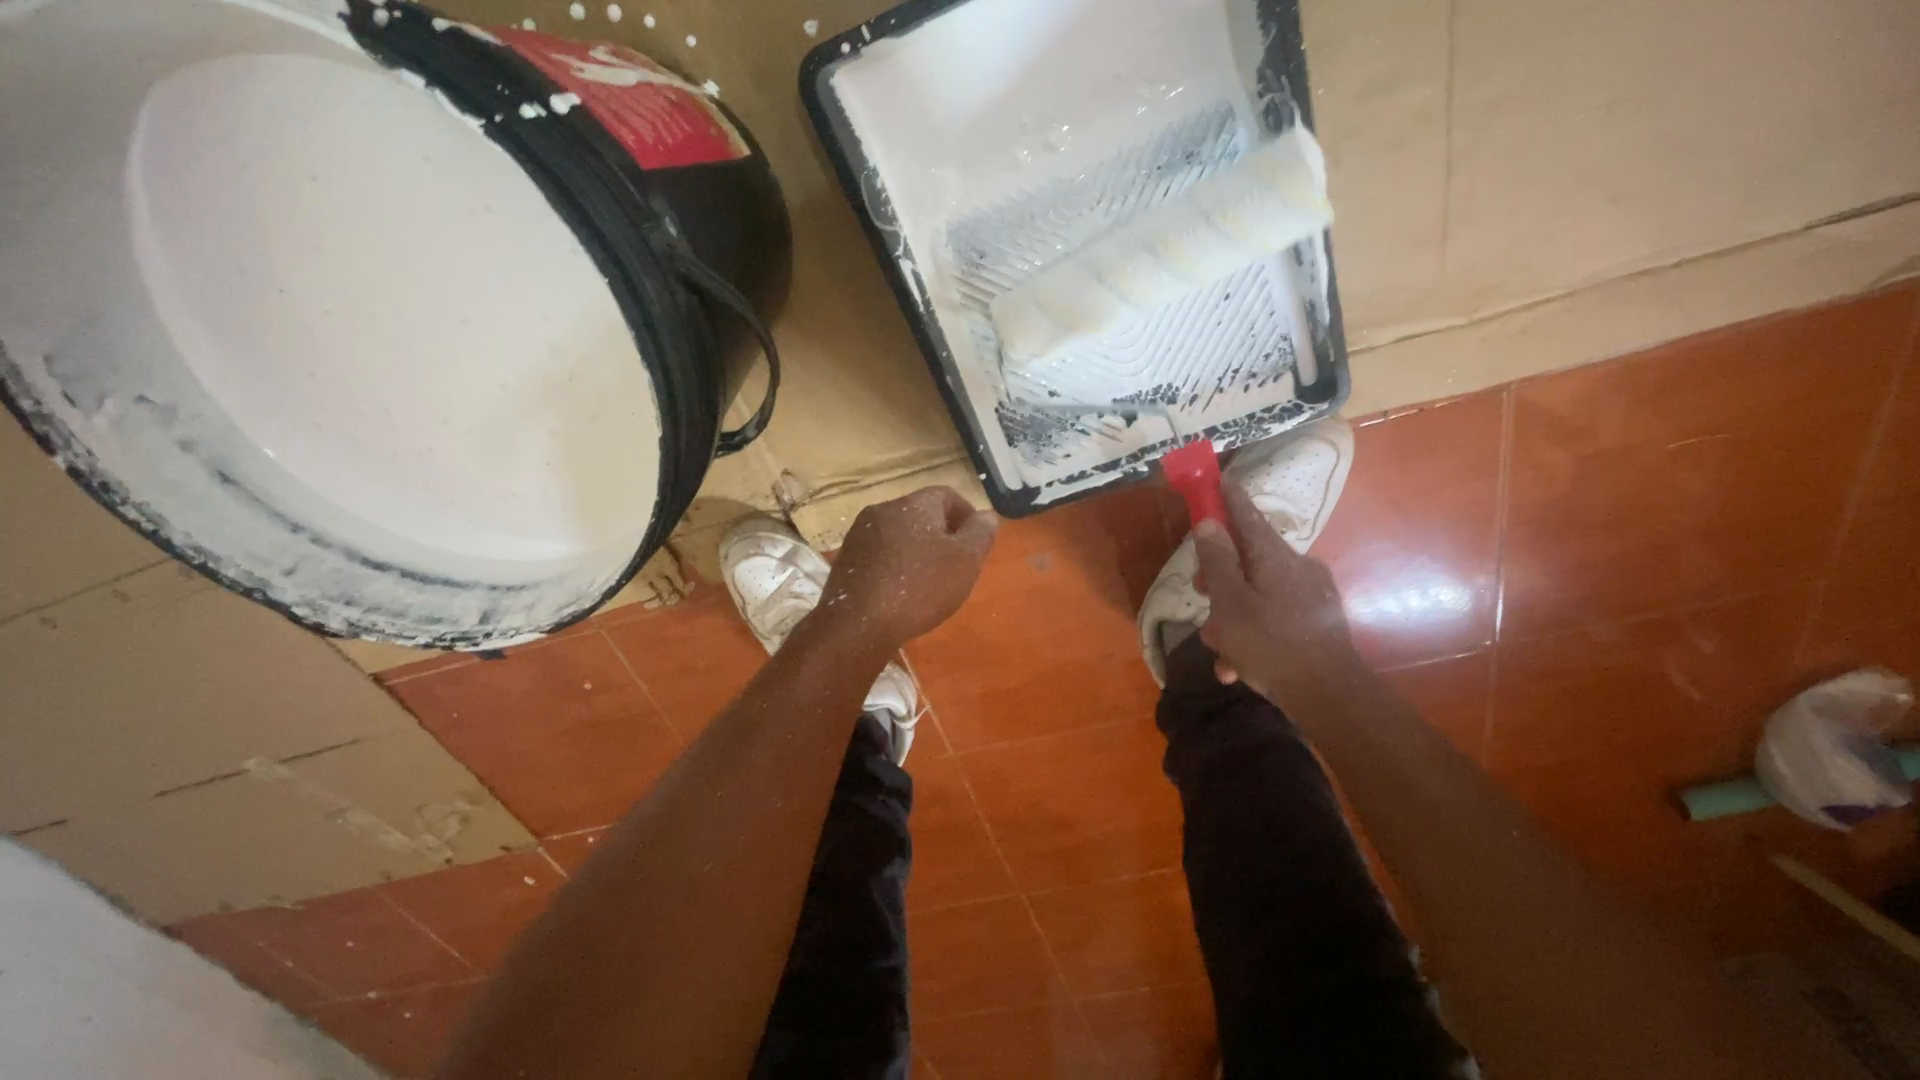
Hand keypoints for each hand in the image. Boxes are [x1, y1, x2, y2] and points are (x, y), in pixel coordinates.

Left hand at [817, 486, 997, 650]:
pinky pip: (880, 554)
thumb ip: (980, 533)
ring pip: (898, 534)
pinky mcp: (846, 559)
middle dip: (941, 534)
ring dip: (916, 550)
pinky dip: (895, 566)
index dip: (966, 515)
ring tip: (928, 581)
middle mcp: (884, 510)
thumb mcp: (965, 561)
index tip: (975, 542)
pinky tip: (900, 592)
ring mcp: (860, 534)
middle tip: (955, 565)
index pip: (946, 495)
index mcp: (915, 504)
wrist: (858, 623)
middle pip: (920, 514)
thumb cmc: (920, 588)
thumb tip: (987, 515)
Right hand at [1192, 484, 1368, 712]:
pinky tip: (1237, 668)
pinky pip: (1273, 619)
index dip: (1227, 498)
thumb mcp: (1230, 604)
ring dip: (1232, 619)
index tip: (1217, 479)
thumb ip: (1217, 562)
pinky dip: (1252, 637)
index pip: (1246, 514)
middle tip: (1201, 601)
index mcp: (1274, 557)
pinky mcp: (1316, 621)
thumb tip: (1209, 523)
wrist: (1330, 695)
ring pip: (1257, 595)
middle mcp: (1296, 568)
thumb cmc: (1271, 645)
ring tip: (1220, 653)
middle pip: (1247, 559)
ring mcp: (1309, 595)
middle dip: (1219, 581)